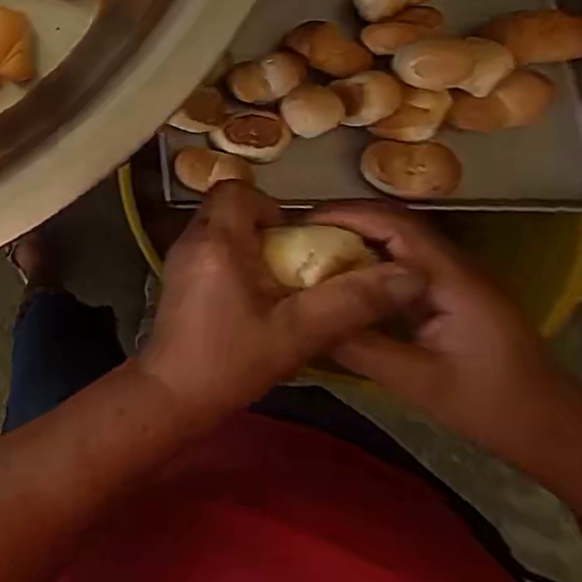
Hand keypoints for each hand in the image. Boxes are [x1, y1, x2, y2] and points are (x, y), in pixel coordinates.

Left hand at [137, 182, 426, 422]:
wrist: (173, 392)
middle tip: (290, 261)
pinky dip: (231, 257)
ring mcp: (179, 256)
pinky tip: (250, 298)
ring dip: (247, 242)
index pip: (236, 189)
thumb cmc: (231, 360)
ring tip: (275, 281)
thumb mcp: (299, 333)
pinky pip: (207, 247)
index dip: (269, 205)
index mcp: (218, 240)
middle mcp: (192, 238)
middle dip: (262, 224)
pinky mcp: (176, 275)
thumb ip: (351, 302)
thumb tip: (408, 277)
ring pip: (217, 226)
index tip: (293, 238)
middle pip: (226, 205)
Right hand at [322, 202, 581, 465]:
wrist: (562, 436)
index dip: (345, 215)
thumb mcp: (421, 384)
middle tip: (298, 234)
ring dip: (358, 235)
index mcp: (452, 281)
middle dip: (345, 219)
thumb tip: (304, 318)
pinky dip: (372, 255)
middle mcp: (457, 267)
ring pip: (401, 238)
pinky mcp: (455, 292)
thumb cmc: (496, 409)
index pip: (394, 226)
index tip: (301, 224)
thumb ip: (361, 347)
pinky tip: (348, 276)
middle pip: (396, 222)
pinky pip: (407, 259)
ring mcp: (458, 278)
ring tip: (313, 249)